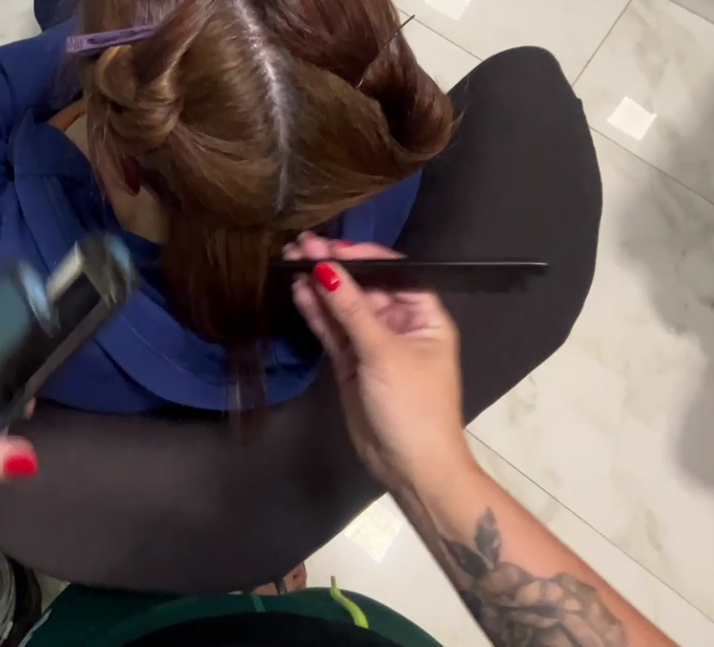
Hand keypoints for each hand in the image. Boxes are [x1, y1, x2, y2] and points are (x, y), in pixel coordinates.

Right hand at [286, 233, 472, 489]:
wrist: (411, 467)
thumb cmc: (412, 405)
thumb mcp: (383, 352)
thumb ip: (350, 309)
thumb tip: (325, 268)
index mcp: (423, 316)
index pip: (393, 273)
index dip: (363, 256)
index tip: (332, 246)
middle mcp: (398, 323)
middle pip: (363, 286)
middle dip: (334, 267)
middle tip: (301, 246)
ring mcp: (371, 342)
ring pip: (343, 306)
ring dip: (319, 285)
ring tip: (290, 259)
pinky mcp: (351, 360)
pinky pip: (332, 328)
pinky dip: (316, 311)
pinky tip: (297, 290)